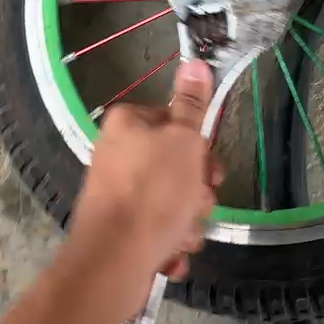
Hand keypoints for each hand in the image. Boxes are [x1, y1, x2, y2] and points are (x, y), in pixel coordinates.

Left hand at [70, 61, 222, 287]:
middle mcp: (117, 154)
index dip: (197, 146)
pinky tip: (170, 255)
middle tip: (198, 204)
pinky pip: (156, 232)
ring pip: (170, 203)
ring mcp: (116, 195)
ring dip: (186, 223)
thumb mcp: (183, 141)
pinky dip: (168, 245)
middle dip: (195, 193)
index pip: (173, 123)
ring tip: (181, 236)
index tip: (211, 168)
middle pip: (174, 166)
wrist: (113, 263)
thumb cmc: (152, 193)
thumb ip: (192, 105)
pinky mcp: (118, 232)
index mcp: (126, 124)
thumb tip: (195, 61)